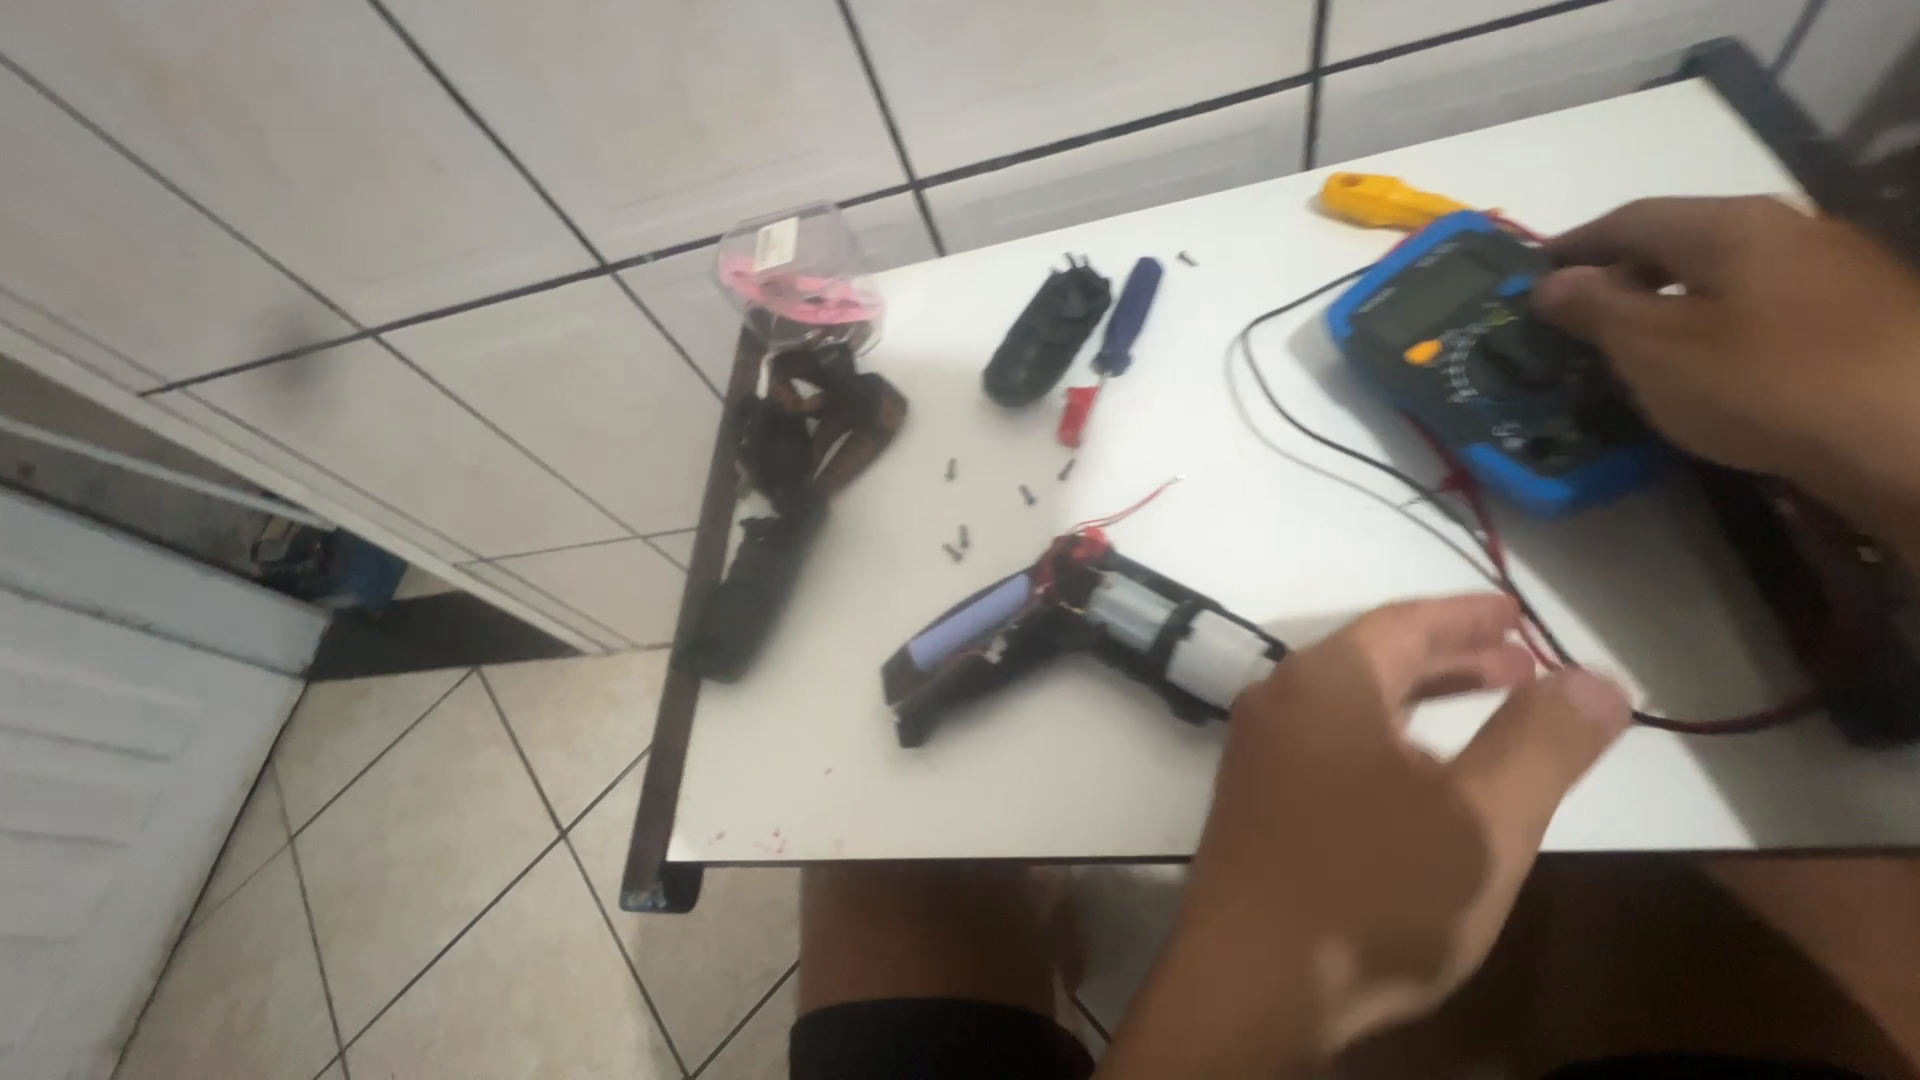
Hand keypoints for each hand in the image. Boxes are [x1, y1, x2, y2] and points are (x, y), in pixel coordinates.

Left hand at [1101, 596, 1629, 1076]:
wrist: (1250, 977)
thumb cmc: (1372, 890)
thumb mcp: (1481, 819)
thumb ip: (1541, 742)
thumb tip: (1595, 676)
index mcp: (1327, 680)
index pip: (1406, 622)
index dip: (1468, 616)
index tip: (1519, 612)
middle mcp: (1281, 696)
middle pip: (1376, 655)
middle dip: (1452, 657)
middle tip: (1524, 666)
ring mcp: (1259, 744)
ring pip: (1351, 699)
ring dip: (1419, 698)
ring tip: (1490, 709)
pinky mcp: (1254, 789)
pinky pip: (1328, 736)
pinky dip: (1383, 734)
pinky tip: (1419, 770)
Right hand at [1534, 196, 1919, 553]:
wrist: (1912, 434)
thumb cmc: (1760, 380)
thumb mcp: (1651, 346)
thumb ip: (1595, 307)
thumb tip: (1551, 281)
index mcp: (1731, 226)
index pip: (1632, 218)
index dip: (1574, 243)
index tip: (1529, 270)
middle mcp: (1787, 230)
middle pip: (1681, 240)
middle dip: (1619, 271)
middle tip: (1571, 310)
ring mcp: (1830, 270)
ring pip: (1721, 273)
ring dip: (1664, 297)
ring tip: (1625, 339)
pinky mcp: (1855, 316)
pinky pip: (1755, 304)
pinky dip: (1706, 321)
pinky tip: (1695, 361)